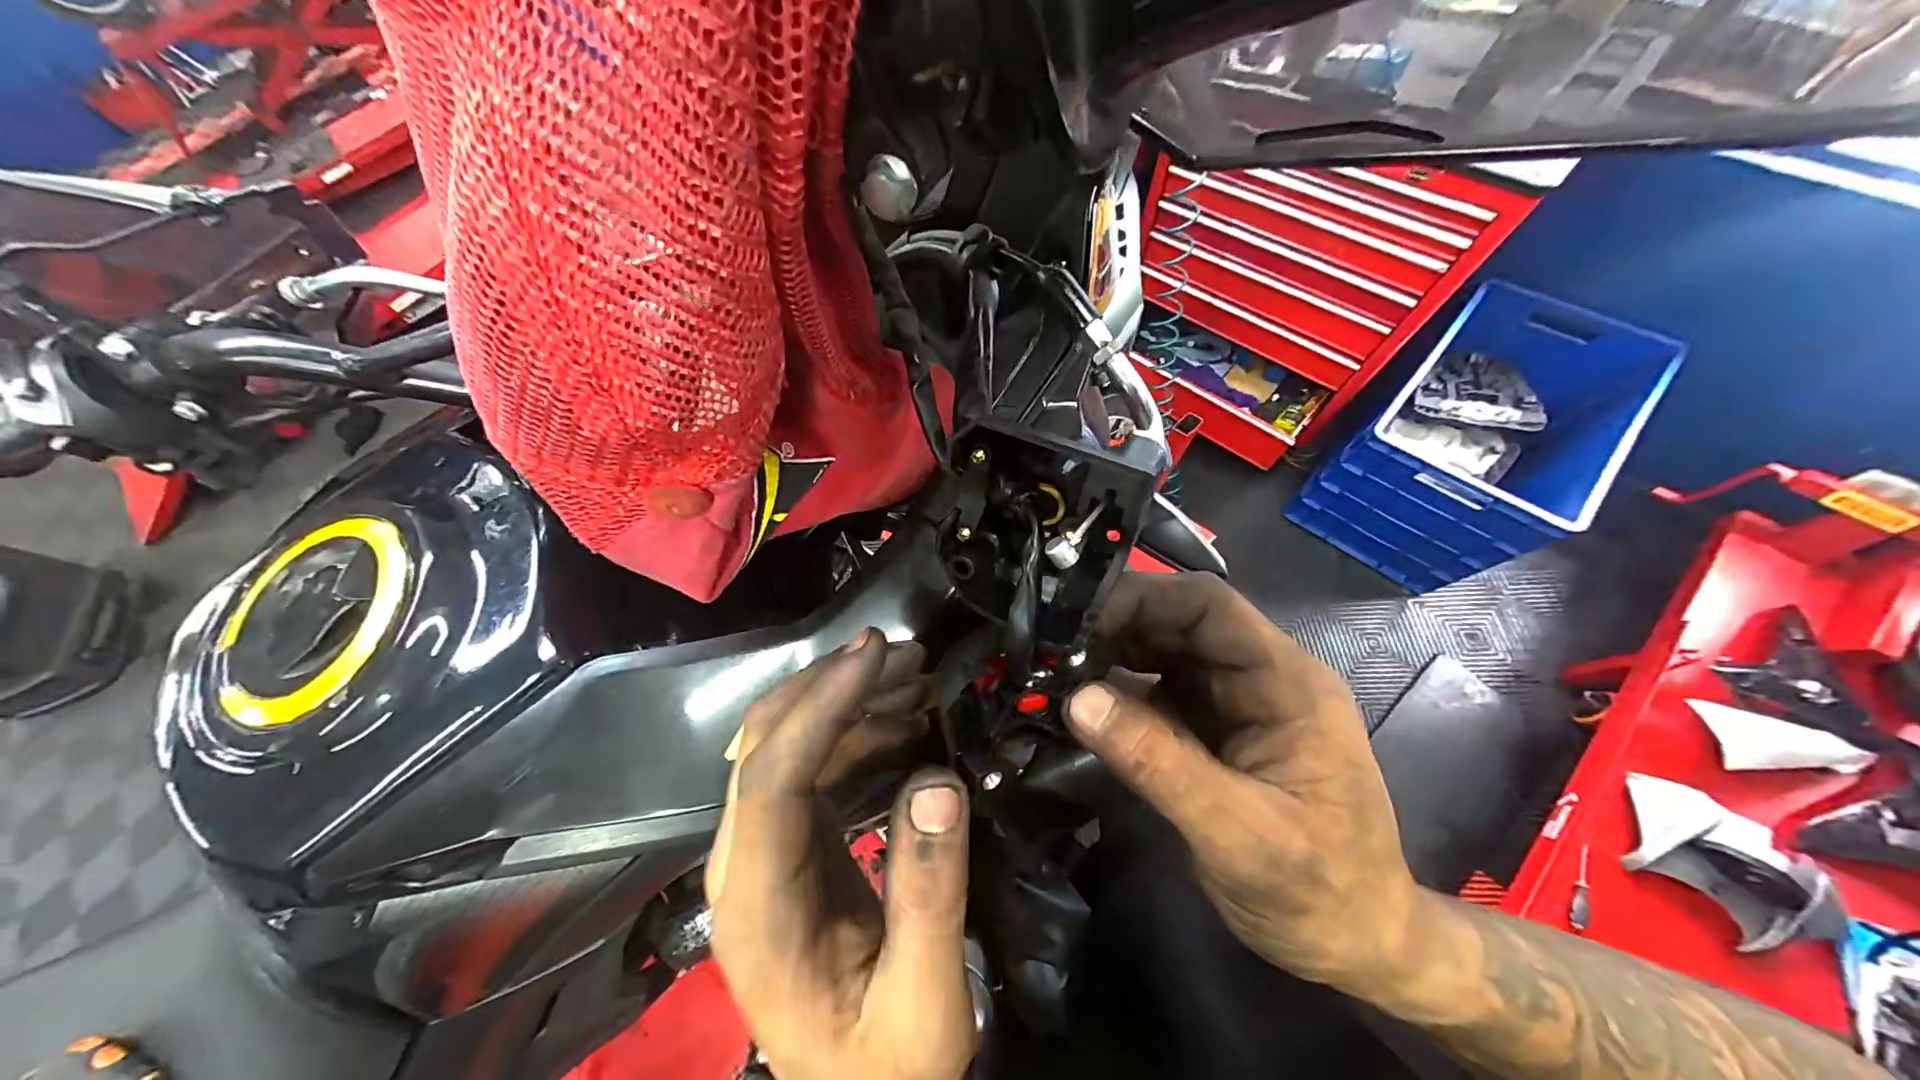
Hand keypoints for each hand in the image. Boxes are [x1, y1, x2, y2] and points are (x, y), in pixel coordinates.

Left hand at [707, 630, 977, 1079]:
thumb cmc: (882, 1064)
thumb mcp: (923, 1002)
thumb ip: (929, 897)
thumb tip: (940, 783)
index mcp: (754, 904)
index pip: (770, 777)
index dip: (819, 706)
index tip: (874, 656)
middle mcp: (741, 863)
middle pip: (766, 743)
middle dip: (832, 684)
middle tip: (904, 652)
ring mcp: (763, 850)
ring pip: (790, 743)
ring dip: (850, 699)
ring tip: (917, 675)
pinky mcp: (790, 845)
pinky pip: (816, 767)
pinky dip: (859, 732)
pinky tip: (906, 721)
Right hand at [1064, 572, 1418, 997]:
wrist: (1354, 942)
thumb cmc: (1317, 892)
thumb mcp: (1236, 834)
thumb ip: (1157, 763)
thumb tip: (1077, 699)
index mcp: (1288, 684)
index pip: (1211, 608)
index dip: (1144, 599)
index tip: (1078, 620)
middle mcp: (1261, 678)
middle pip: (1182, 622)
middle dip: (1118, 625)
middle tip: (1051, 646)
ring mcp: (1235, 703)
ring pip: (1165, 652)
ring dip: (1113, 654)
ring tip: (1055, 668)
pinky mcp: (1212, 729)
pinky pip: (1158, 691)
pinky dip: (1118, 690)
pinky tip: (1080, 700)